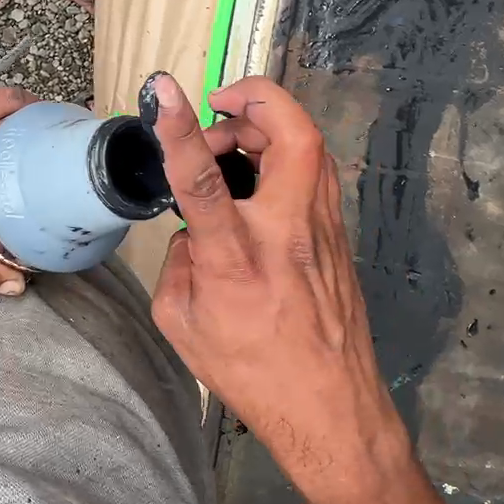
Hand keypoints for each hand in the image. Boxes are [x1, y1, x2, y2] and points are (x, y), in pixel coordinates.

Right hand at [146, 73, 492, 503]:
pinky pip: (316, 173)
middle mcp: (286, 232)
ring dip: (270, 125)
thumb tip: (192, 229)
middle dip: (259, 98)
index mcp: (236, 258)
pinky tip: (258, 179)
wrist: (333, 414)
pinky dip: (284, 155)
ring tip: (233, 141)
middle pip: (294, 137)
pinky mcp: (338, 237)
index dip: (180, 128)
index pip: (203, 178)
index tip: (164, 89)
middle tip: (219, 109)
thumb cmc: (250, 373)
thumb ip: (178, 260)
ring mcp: (322, 231)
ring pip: (312, 147)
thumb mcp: (181, 320)